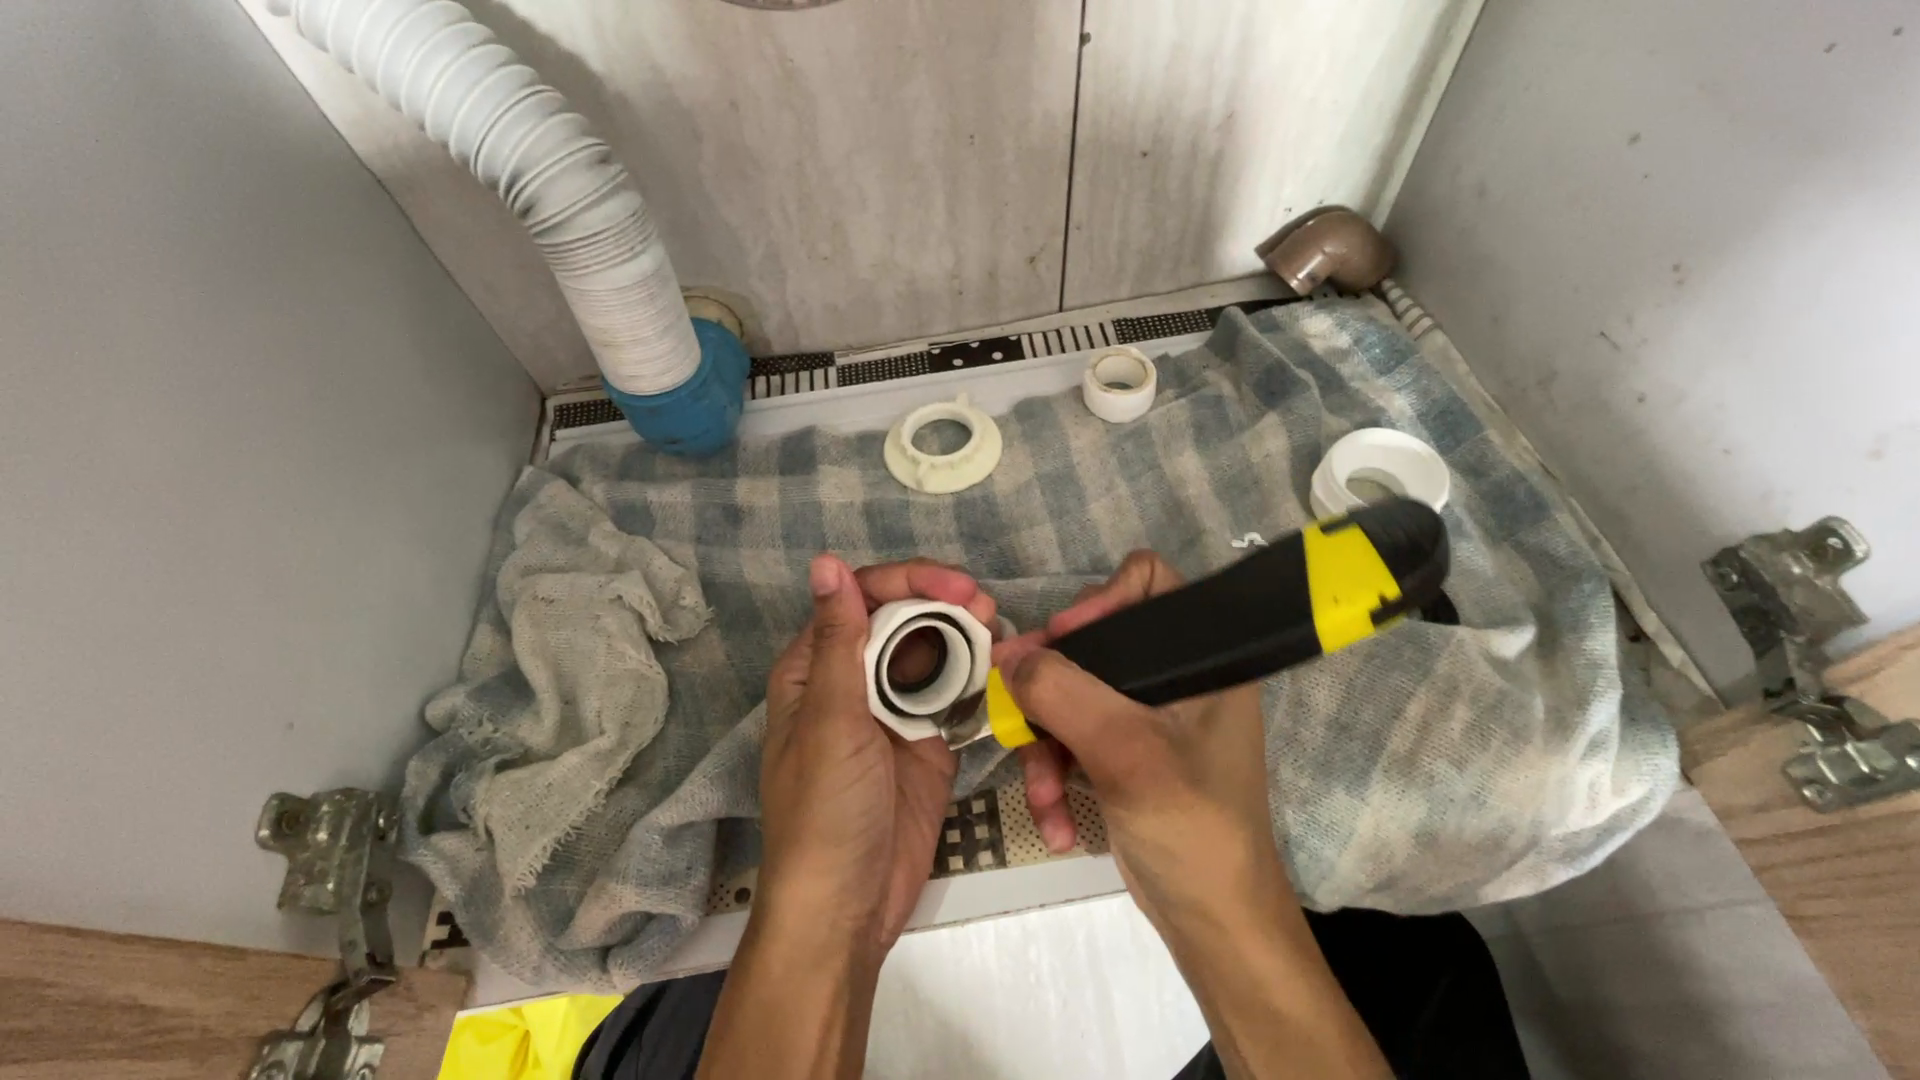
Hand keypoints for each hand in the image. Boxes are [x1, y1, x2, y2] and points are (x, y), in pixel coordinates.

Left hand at [756, 555, 996, 956]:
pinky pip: (954, 694)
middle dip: (943, 605)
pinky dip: (977, 676)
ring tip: (1000, 631)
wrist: (849, 906)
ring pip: (932, 652)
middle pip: (901, 619)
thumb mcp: (831, 721)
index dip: (908, 581)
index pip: (861, 599)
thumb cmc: (826, 810)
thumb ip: (839, 641)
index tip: (956, 587)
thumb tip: (826, 561)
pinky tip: (1002, 666)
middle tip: (988, 610)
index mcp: (816, 668)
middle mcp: (854, 680)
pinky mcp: (927, 741)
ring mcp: (894, 710)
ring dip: (964, 636)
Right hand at [995, 551, 1387, 1078]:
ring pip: (1072, 698)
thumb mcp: (1127, 752)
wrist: (1214, 925)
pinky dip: (1055, 775)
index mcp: (1201, 659)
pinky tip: (1055, 824)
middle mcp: (1175, 678)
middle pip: (1092, 646)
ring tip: (1043, 797)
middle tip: (1017, 716)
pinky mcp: (1124, 755)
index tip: (1062, 641)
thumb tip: (1007, 656)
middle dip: (1050, 692)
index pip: (1149, 584)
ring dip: (1045, 748)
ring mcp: (1147, 719)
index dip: (1101, 600)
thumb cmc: (1193, 828)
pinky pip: (1072, 739)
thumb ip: (1064, 693)